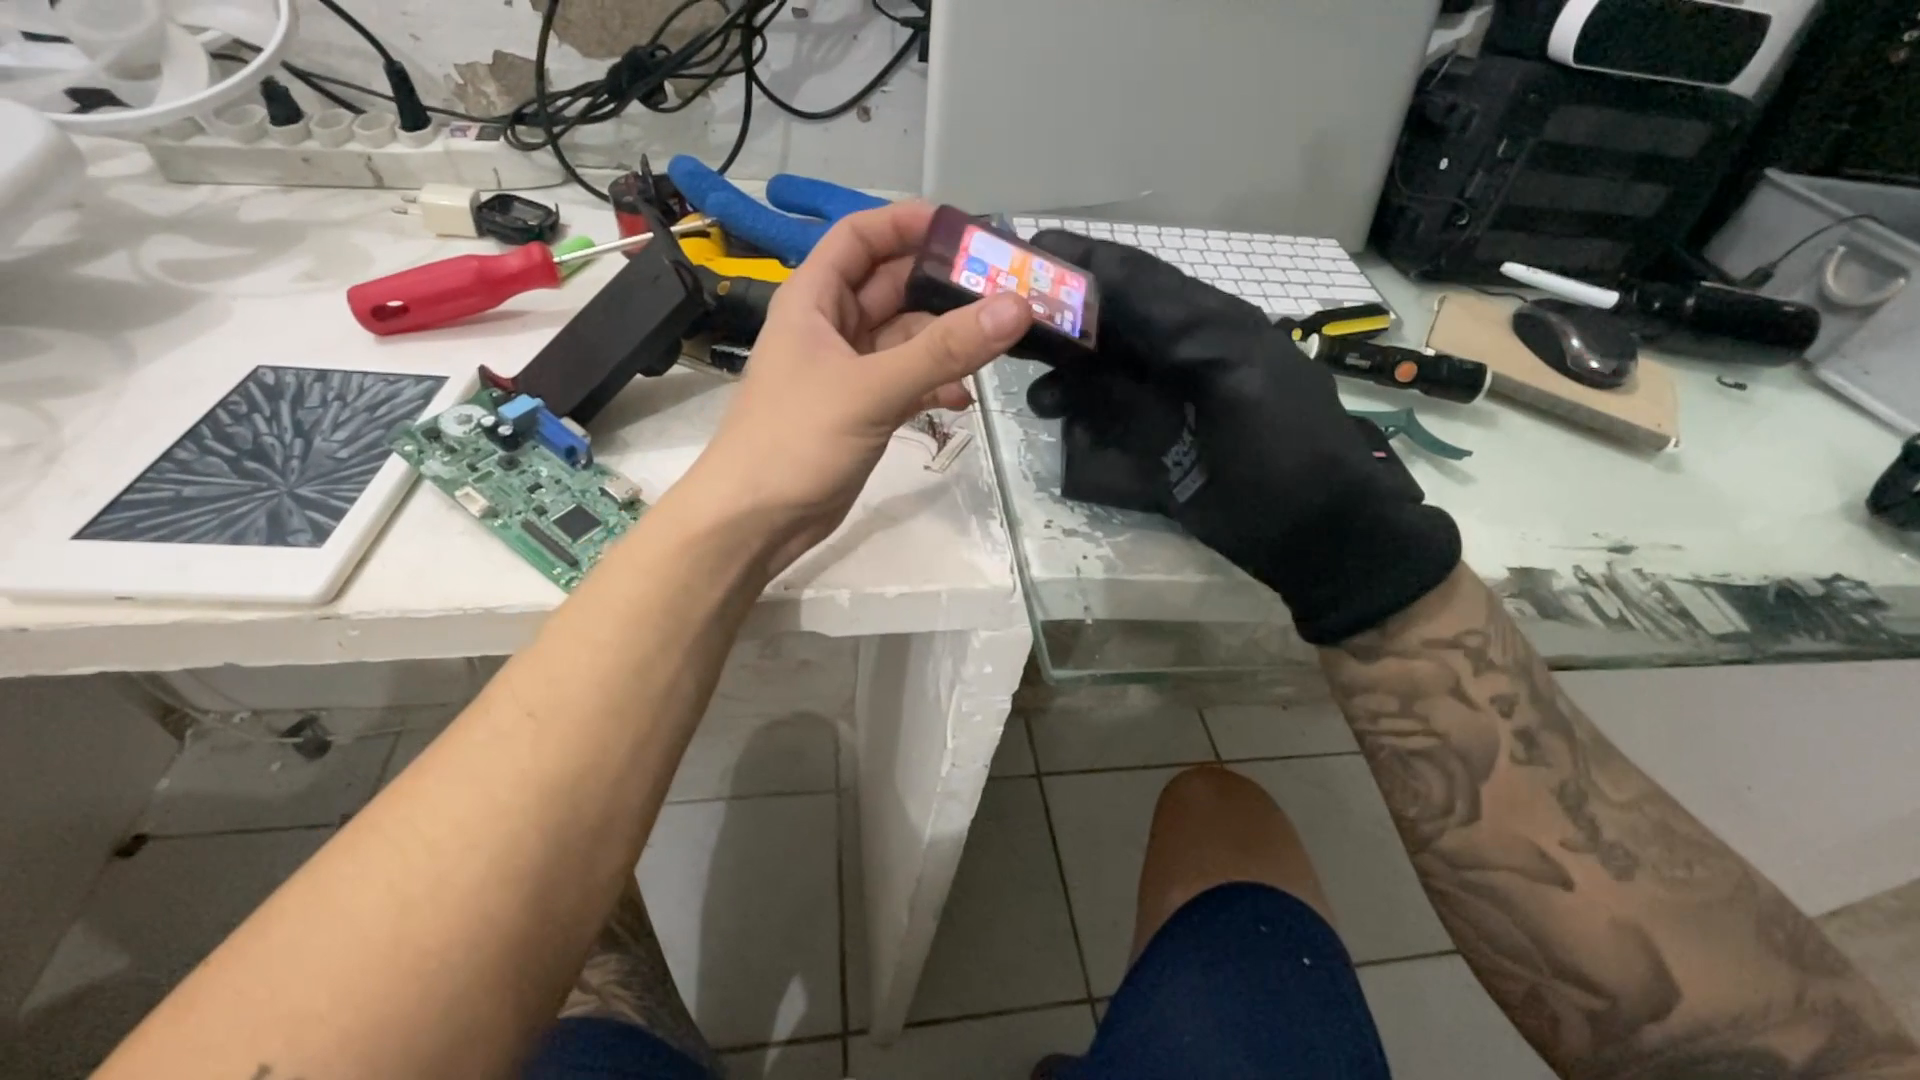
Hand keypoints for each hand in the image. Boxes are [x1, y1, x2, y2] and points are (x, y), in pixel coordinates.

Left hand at [671, 202, 1033, 576]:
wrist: (754, 521)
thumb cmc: (795, 440)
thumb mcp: (871, 388)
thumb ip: (943, 350)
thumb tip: (1016, 307)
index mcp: (815, 299)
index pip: (861, 237)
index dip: (908, 223)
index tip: (966, 229)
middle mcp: (832, 326)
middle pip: (894, 287)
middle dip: (945, 286)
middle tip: (1007, 289)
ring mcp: (848, 371)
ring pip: (908, 338)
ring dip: (948, 341)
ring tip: (1001, 344)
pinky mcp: (863, 411)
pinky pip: (908, 382)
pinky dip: (935, 385)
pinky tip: (965, 398)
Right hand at [1024, 232, 1460, 644]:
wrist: (1322, 536)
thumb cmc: (1279, 464)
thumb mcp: (1223, 395)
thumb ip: (1150, 367)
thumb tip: (1078, 347)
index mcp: (1210, 326)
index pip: (1133, 278)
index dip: (1080, 263)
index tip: (1024, 252)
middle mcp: (1189, 350)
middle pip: (1115, 321)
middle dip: (1061, 320)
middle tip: (1006, 322)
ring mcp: (1180, 394)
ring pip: (1111, 368)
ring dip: (1069, 375)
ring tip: (1037, 396)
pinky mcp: (1172, 434)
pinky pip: (1119, 412)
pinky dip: (1088, 413)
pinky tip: (1064, 424)